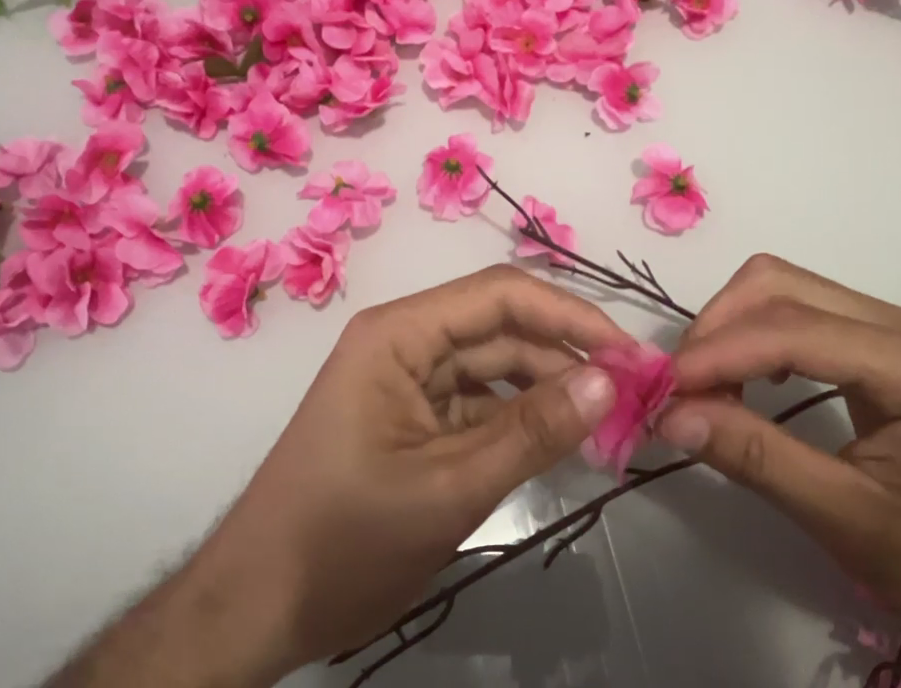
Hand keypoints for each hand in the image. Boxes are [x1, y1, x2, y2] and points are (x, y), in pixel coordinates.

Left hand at [48, 265, 627, 687]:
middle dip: (569, 357)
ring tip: (614, 422)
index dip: (571, 317)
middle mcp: (404, 344)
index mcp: (398, 335)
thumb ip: (531, 431)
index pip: (500, 297)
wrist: (262, 604)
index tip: (633, 356)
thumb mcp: (449, 487)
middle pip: (502, 330)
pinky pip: (481, 405)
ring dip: (551, 389)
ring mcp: (409, 384)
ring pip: (497, 368)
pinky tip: (566, 441)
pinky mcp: (415, 422)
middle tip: (639, 398)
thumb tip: (610, 381)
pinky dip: (524, 420)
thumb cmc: (345, 539)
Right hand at [656, 255, 900, 658]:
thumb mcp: (848, 522)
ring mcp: (899, 331)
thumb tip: (671, 416)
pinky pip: (803, 312)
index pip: (794, 330)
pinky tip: (742, 381)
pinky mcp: (885, 344)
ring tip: (703, 389)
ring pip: (788, 289)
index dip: (719, 352)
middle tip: (679, 390)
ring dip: (732, 328)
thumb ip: (756, 459)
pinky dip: (755, 337)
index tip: (662, 391)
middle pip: (784, 285)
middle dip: (718, 328)